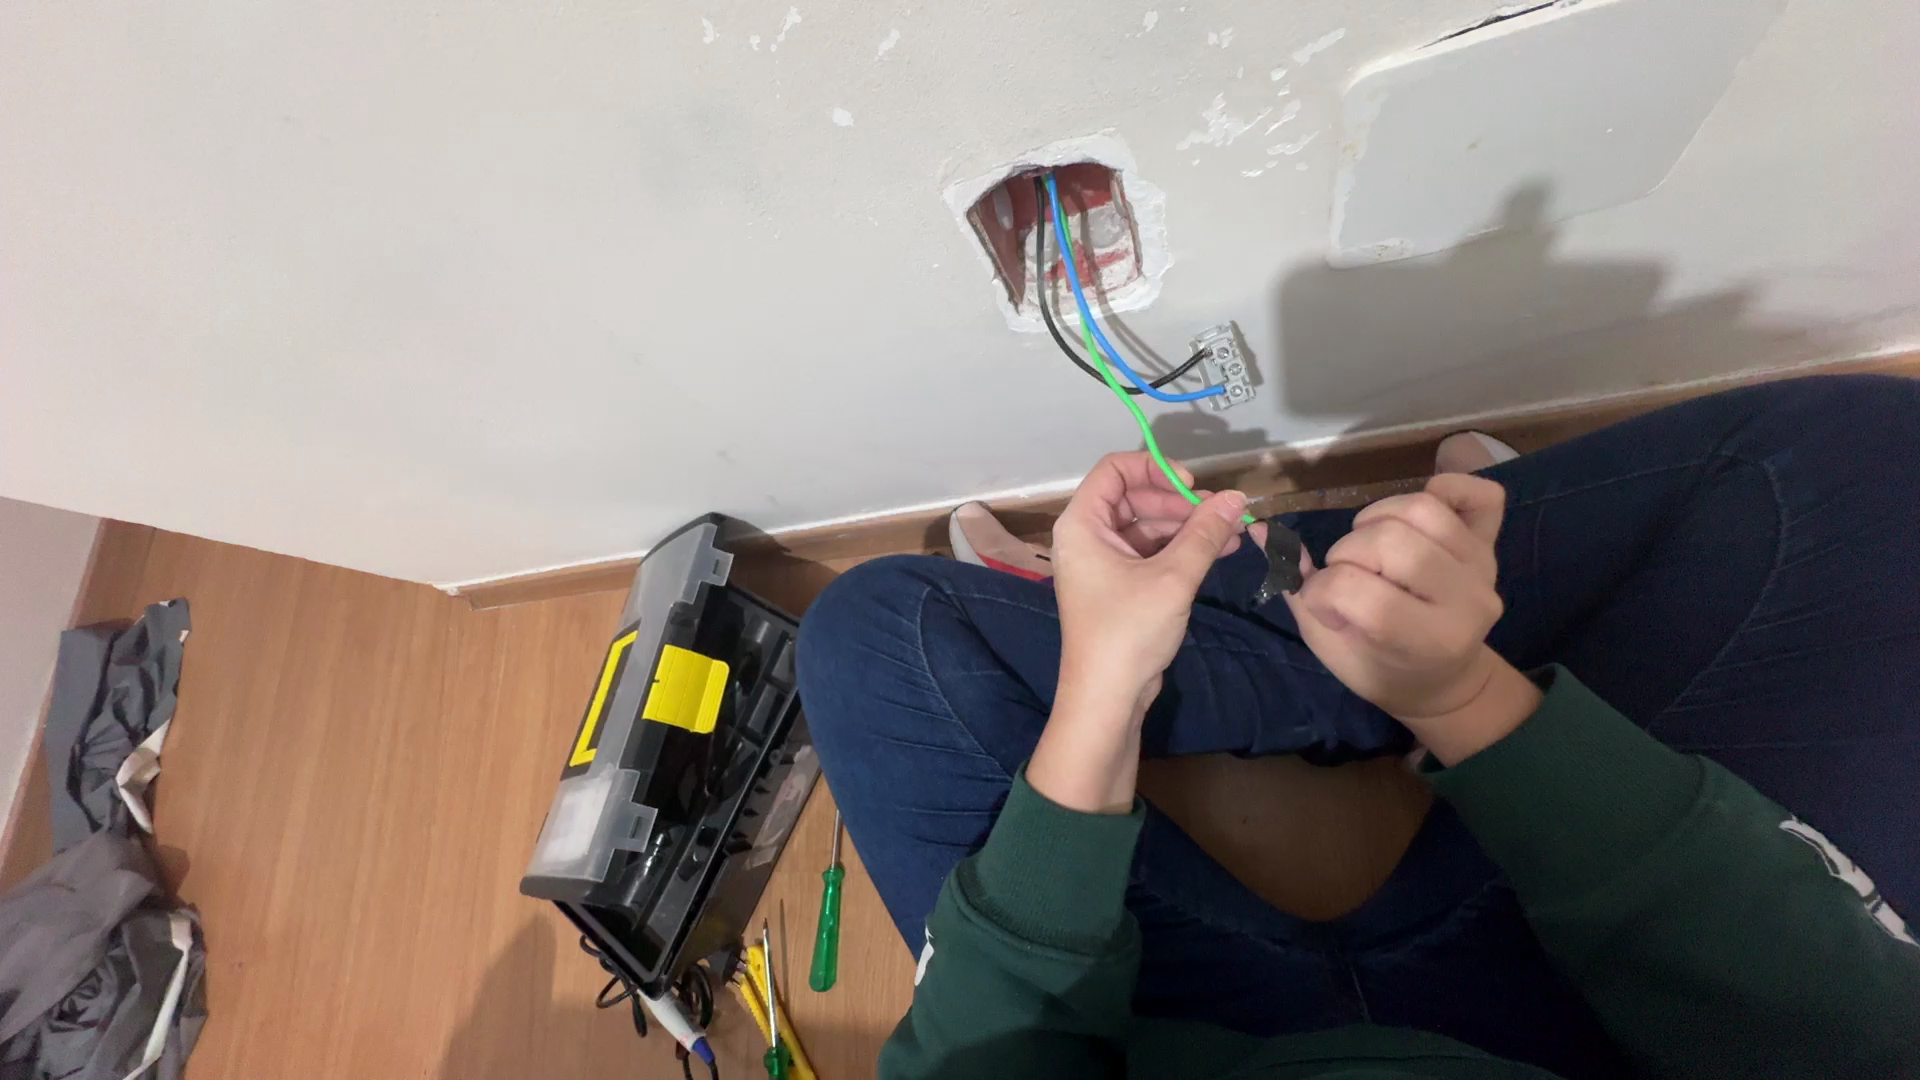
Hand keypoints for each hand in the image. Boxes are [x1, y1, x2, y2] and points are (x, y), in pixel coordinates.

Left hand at [1030, 453, 1248, 812]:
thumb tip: (1238, 497)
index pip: (1114, 469)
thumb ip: (1205, 532)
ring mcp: (1101, 562)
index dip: (1154, 468)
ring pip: (1146, 526)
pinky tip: (1219, 551)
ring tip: (1233, 533)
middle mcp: (1086, 536)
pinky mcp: (1117, 584)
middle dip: (1179, 502)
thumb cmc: (1129, 630)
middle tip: (1222, 514)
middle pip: (1134, 497)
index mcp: (1081, 523)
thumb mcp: (1172, 577)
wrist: (1106, 695)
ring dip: (1187, 527)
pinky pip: (1149, 552)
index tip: (1192, 484)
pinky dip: (1180, 549)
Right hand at [1285, 474, 1539, 762]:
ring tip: (1369, 546)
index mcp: (1423, 638)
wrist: (1444, 679)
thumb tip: (1260, 529)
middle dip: (1346, 554)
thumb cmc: (1377, 668)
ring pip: (1420, 507)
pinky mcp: (1490, 544)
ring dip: (1377, 519)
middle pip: (1388, 539)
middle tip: (1347, 578)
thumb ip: (1296, 588)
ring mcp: (1483, 567)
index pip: (1354, 589)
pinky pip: (1481, 493)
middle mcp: (1465, 599)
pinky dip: (1445, 487)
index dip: (1321, 592)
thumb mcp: (1328, 644)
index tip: (1325, 609)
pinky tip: (1414, 514)